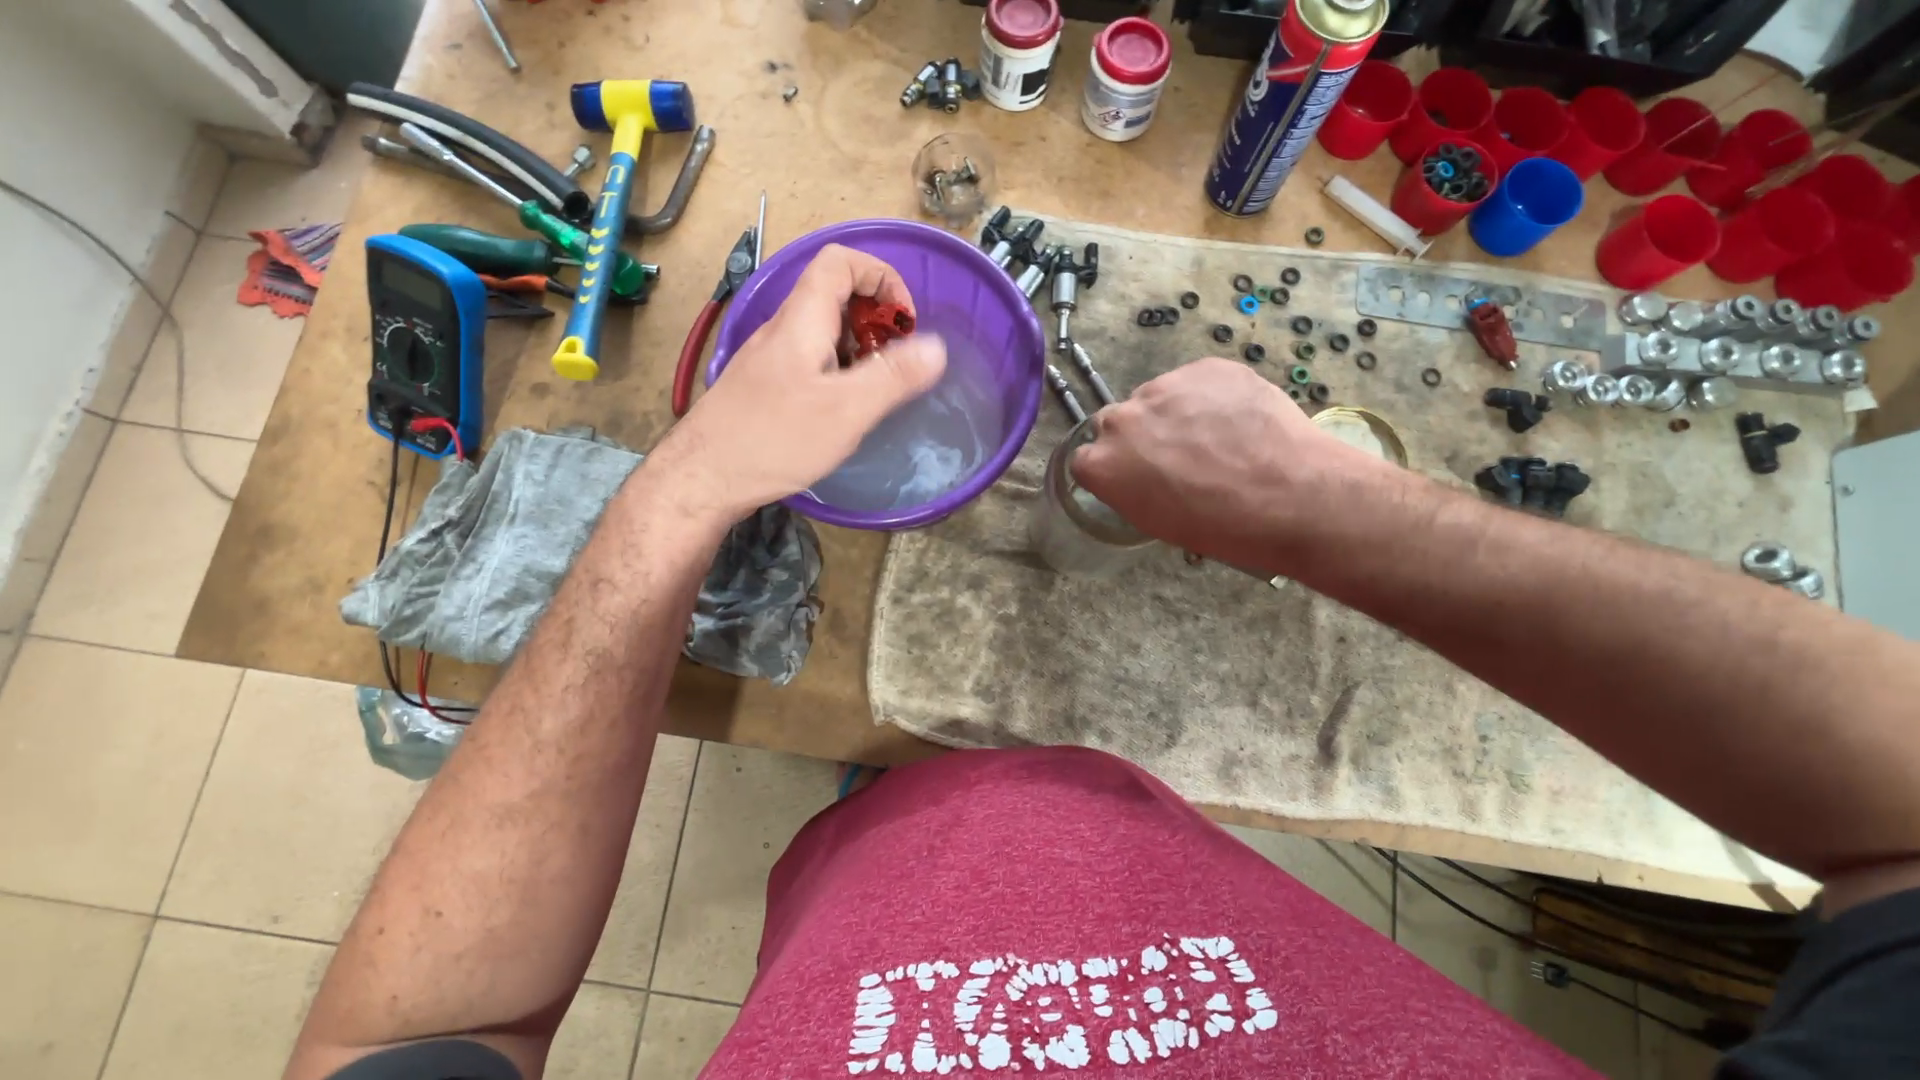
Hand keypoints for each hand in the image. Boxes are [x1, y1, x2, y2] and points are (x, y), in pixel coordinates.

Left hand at [651, 244, 947, 522]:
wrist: (702, 479)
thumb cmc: (774, 440)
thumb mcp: (846, 410)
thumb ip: (893, 376)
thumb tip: (936, 346)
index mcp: (802, 319)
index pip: (840, 261)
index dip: (880, 277)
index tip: (904, 321)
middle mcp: (783, 329)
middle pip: (834, 295)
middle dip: (875, 320)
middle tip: (895, 362)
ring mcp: (770, 358)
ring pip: (823, 332)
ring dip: (857, 349)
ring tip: (874, 390)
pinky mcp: (764, 386)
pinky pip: (809, 361)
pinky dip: (837, 372)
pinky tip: (842, 411)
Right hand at [1071, 358, 1391, 565]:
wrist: (1293, 496)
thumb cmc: (1223, 528)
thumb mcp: (1161, 523)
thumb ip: (1134, 489)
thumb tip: (1145, 475)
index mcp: (1102, 465)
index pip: (1087, 458)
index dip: (1115, 468)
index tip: (1138, 478)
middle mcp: (1123, 418)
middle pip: (1118, 421)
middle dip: (1141, 437)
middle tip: (1178, 458)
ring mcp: (1165, 386)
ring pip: (1160, 398)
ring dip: (1176, 414)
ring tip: (1218, 439)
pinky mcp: (1206, 367)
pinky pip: (1199, 382)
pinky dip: (1212, 398)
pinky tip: (1240, 422)